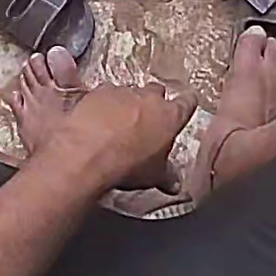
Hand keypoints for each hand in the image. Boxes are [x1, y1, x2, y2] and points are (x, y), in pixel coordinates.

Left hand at [34, 82, 191, 190]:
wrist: (88, 153)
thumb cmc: (128, 164)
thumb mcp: (153, 176)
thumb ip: (166, 175)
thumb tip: (173, 184)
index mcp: (170, 116)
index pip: (187, 103)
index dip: (186, 105)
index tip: (185, 105)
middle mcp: (148, 97)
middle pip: (156, 91)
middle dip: (151, 103)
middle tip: (145, 120)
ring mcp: (122, 91)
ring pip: (128, 92)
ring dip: (125, 104)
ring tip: (116, 124)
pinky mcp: (97, 91)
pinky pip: (104, 94)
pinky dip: (102, 104)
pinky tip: (96, 120)